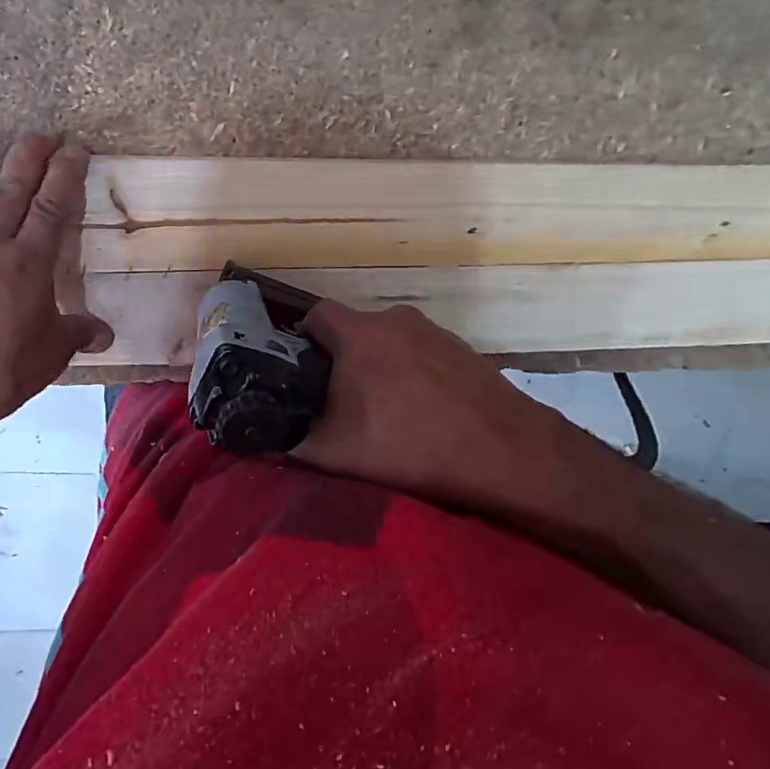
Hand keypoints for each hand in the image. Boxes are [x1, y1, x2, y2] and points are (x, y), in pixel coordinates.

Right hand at [291, 302, 590, 512]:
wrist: (506, 453)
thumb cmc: (411, 446)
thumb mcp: (336, 453)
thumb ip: (291, 440)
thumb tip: (263, 436)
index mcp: (361, 334)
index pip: (315, 315)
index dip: (301, 340)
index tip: (301, 373)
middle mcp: (397, 320)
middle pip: (355, 332)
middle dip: (343, 363)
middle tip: (341, 405)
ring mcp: (436, 332)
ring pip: (391, 344)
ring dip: (381, 370)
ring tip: (387, 416)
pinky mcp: (464, 350)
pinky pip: (423, 355)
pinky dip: (415, 376)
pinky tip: (425, 415)